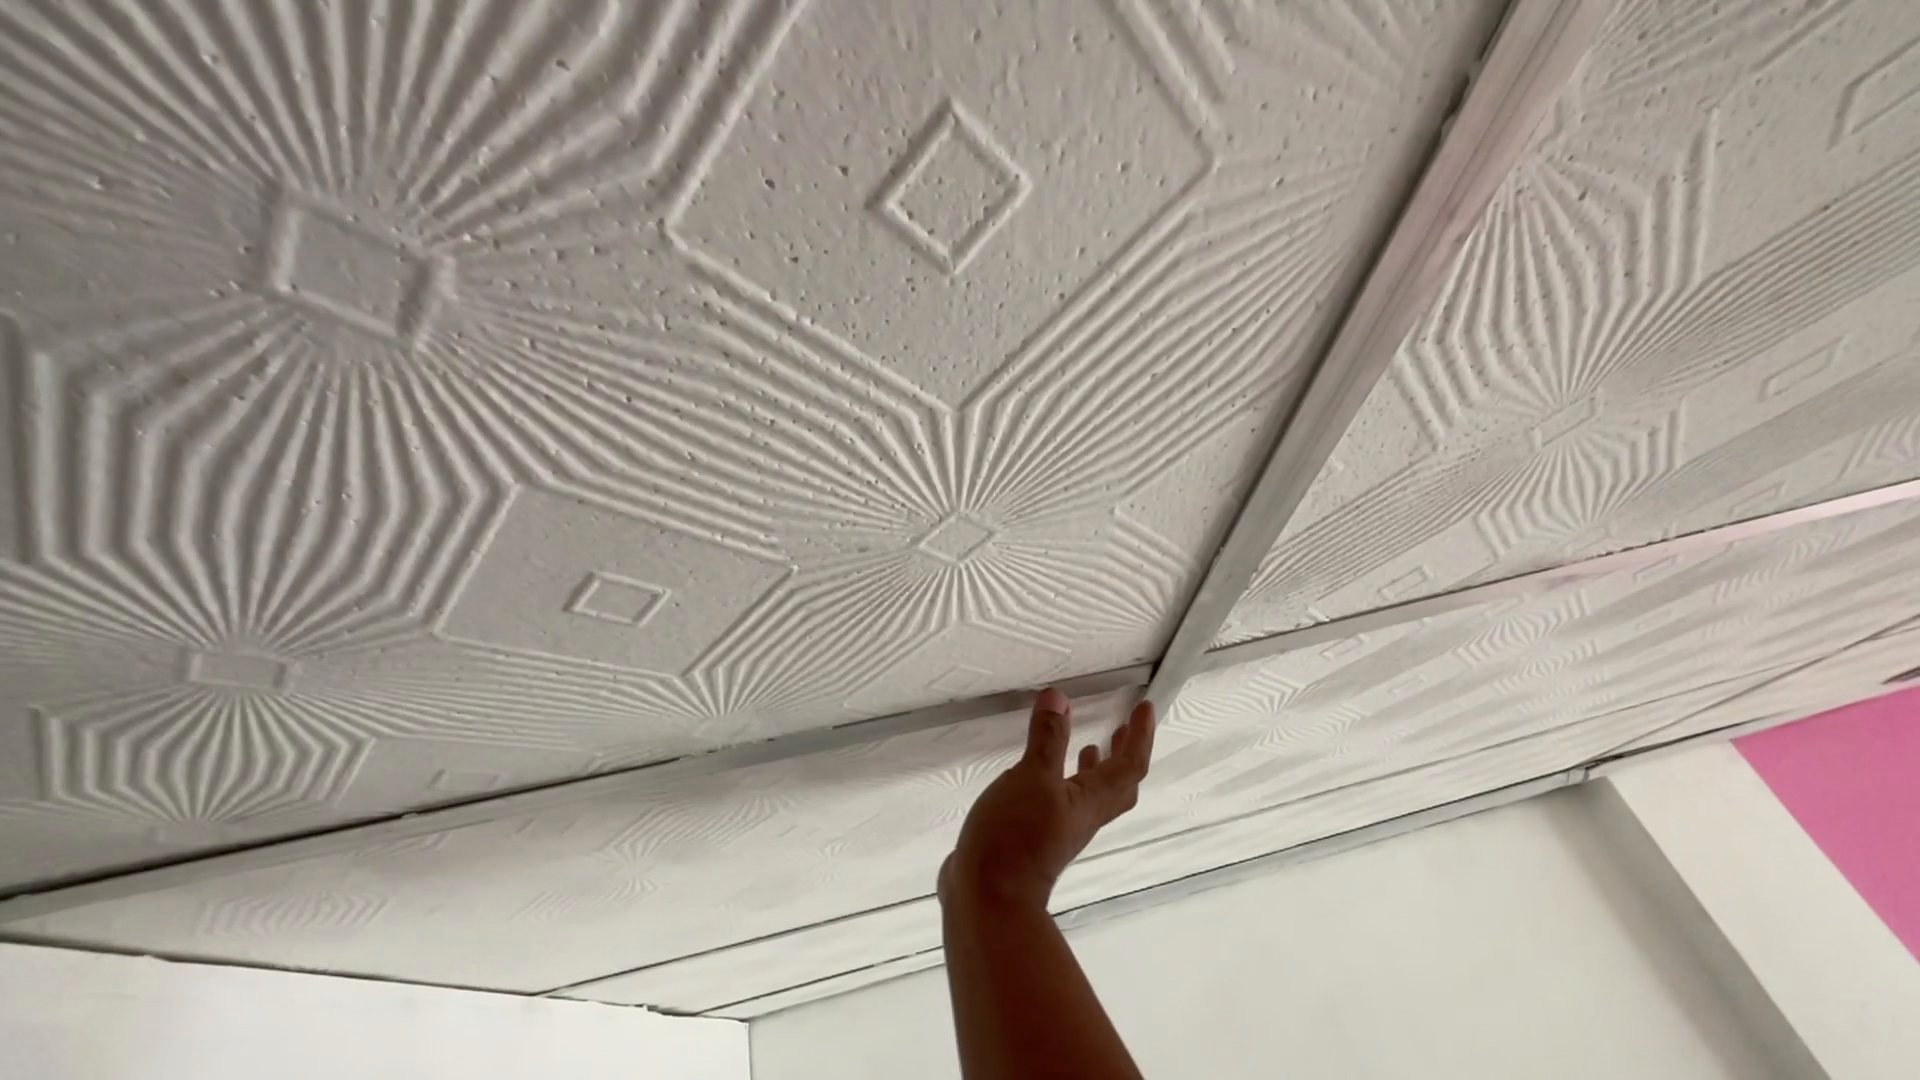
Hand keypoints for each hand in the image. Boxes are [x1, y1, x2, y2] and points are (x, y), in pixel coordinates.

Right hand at [941, 688, 1155, 909]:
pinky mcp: (1037, 838)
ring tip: (1091, 745)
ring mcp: (1061, 830)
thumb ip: (1047, 739)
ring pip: (1091, 796)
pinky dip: (1063, 781)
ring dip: (1096, 769)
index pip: (1129, 765)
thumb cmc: (1016, 837)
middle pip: (1118, 785)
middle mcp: (1083, 816)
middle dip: (1125, 754)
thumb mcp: (1032, 777)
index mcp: (1091, 800)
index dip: (1140, 735)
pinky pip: (1063, 803)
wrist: (988, 897)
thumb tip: (1060, 699)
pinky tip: (1042, 776)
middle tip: (1124, 728)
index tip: (1145, 707)